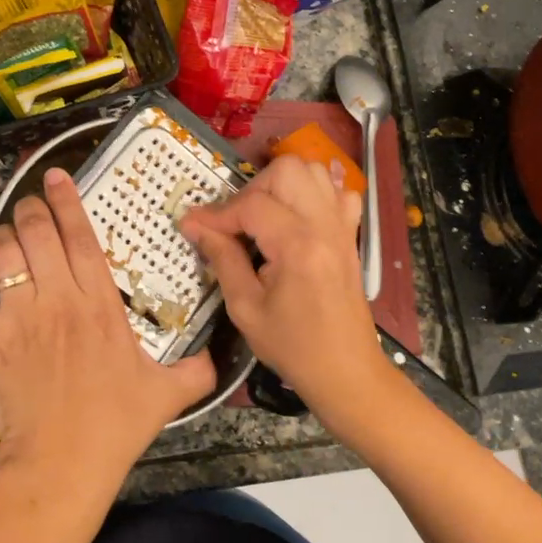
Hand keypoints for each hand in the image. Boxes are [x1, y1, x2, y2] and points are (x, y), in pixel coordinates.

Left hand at [0, 168, 216, 491]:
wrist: (62, 464)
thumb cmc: (115, 426)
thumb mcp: (168, 395)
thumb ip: (197, 370)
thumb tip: (219, 358)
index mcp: (100, 303)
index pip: (81, 236)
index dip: (66, 200)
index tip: (56, 176)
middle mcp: (58, 299)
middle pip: (36, 232)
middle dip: (29, 210)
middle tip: (30, 208)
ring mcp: (19, 317)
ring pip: (2, 254)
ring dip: (1, 240)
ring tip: (7, 242)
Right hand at [179, 155, 384, 421]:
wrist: (346, 371)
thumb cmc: (293, 346)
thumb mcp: (245, 308)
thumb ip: (222, 258)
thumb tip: (195, 226)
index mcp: (298, 247)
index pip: (251, 205)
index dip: (216, 213)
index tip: (192, 225)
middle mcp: (325, 226)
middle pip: (287, 171)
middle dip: (252, 189)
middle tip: (235, 221)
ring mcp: (342, 227)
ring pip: (314, 171)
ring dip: (281, 184)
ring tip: (262, 215)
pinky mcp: (350, 235)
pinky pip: (339, 192)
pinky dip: (315, 191)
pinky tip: (296, 212)